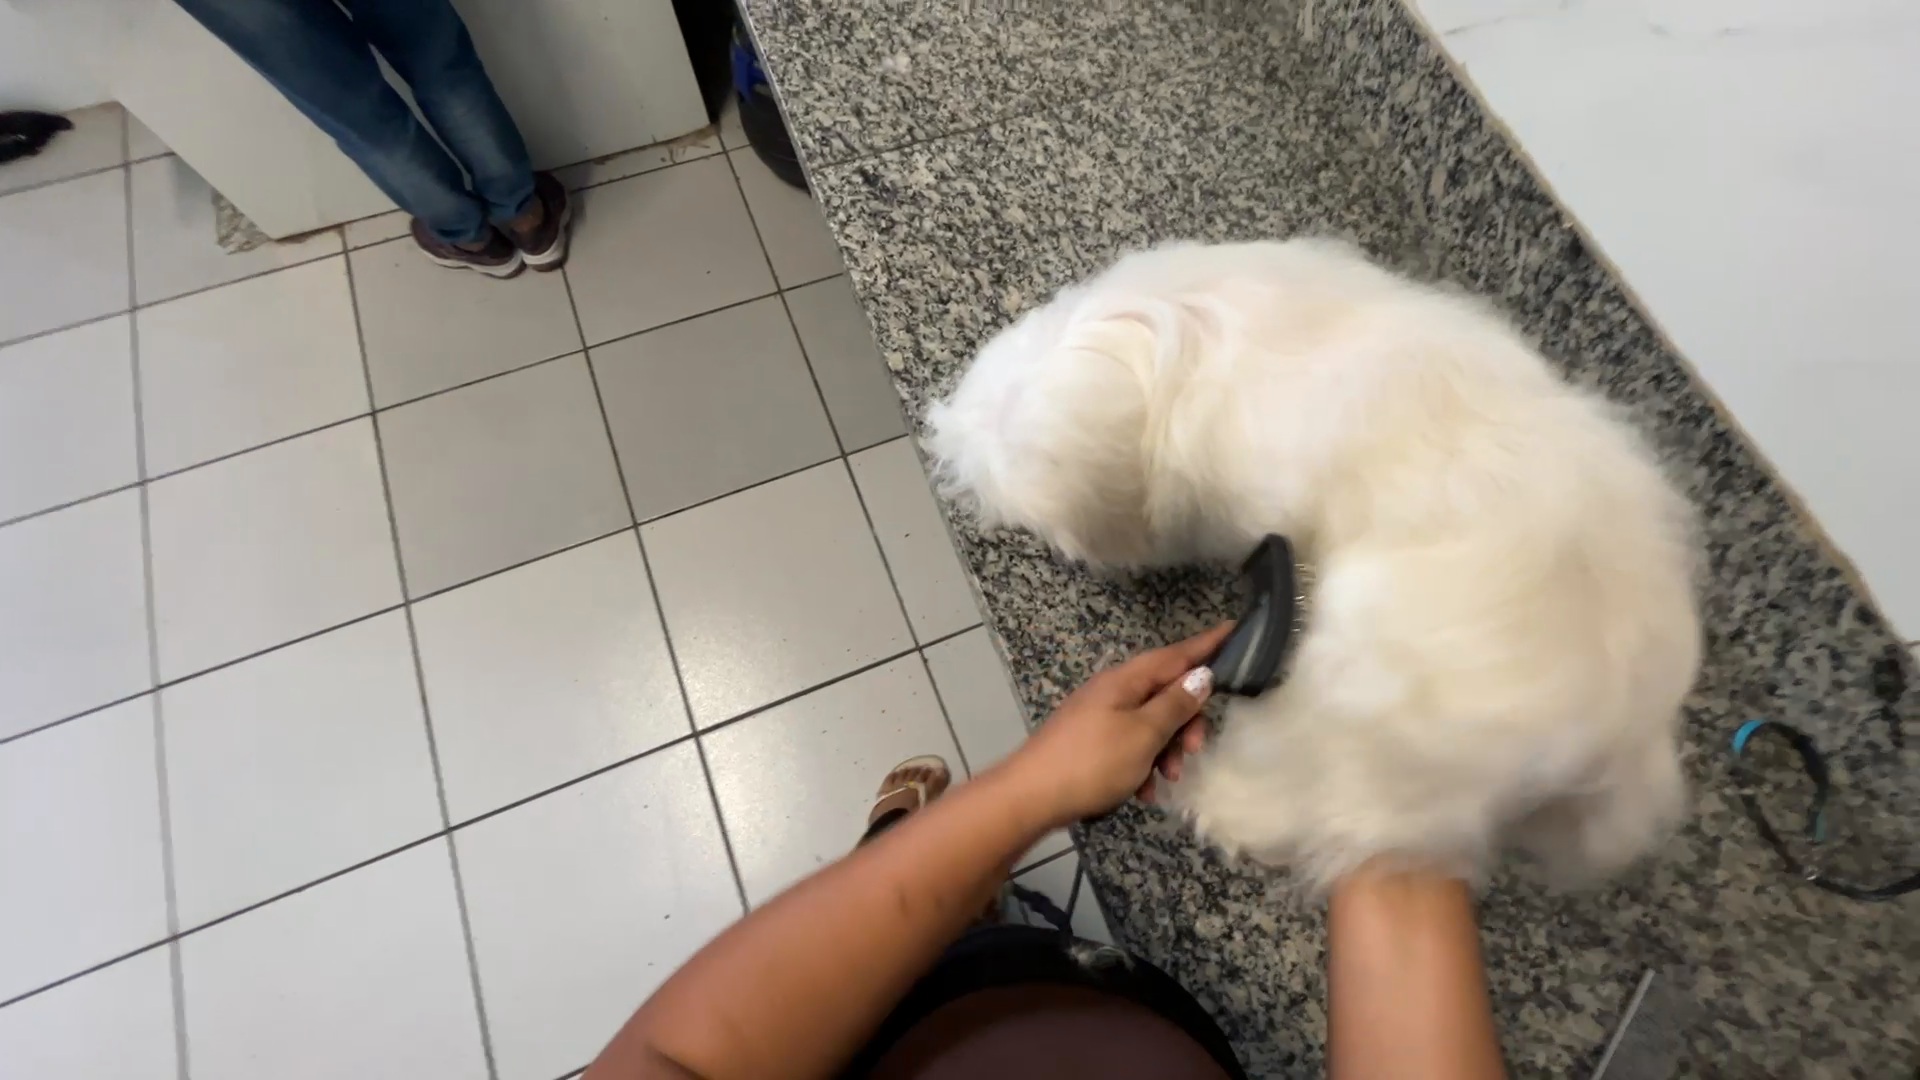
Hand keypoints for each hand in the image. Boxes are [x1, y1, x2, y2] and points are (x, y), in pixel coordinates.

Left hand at [997, 623, 1232, 825]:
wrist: (1032, 796)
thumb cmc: (1092, 761)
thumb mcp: (1143, 734)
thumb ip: (1174, 705)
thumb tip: (1201, 674)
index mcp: (1125, 680)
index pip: (1175, 654)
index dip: (1207, 644)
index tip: (1234, 629)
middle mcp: (1113, 690)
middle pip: (1165, 693)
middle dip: (1186, 721)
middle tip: (1193, 751)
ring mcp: (1100, 715)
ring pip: (1150, 724)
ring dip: (1166, 750)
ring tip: (1166, 780)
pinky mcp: (1092, 741)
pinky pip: (1130, 745)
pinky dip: (1143, 766)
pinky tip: (1143, 792)